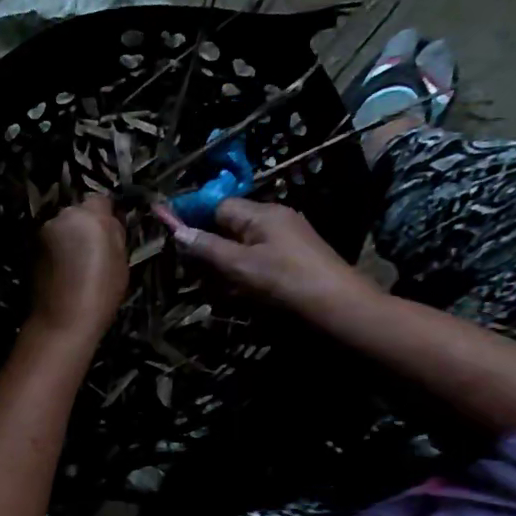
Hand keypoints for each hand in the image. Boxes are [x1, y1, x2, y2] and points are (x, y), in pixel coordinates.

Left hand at [32, 195, 127, 339]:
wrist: (62, 321)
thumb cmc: (100, 292)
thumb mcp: (122, 261)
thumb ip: (115, 234)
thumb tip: (109, 222)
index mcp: (89, 216)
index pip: (101, 200)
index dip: (107, 215)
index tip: (111, 234)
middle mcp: (62, 216)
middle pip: (79, 212)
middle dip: (86, 226)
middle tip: (97, 251)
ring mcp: (43, 231)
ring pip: (64, 227)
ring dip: (71, 238)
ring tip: (79, 264)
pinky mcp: (31, 248)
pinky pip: (52, 241)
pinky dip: (58, 250)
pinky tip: (65, 271)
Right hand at [166, 199, 378, 317]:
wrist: (341, 309)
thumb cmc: (287, 283)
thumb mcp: (240, 266)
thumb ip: (207, 248)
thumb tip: (177, 230)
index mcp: (262, 213)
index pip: (218, 206)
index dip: (195, 220)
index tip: (174, 237)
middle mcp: (277, 221)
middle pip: (231, 228)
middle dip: (212, 252)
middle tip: (200, 278)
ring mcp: (290, 242)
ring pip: (245, 251)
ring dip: (229, 271)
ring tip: (223, 294)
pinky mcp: (299, 264)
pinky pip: (262, 265)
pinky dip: (249, 280)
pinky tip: (247, 299)